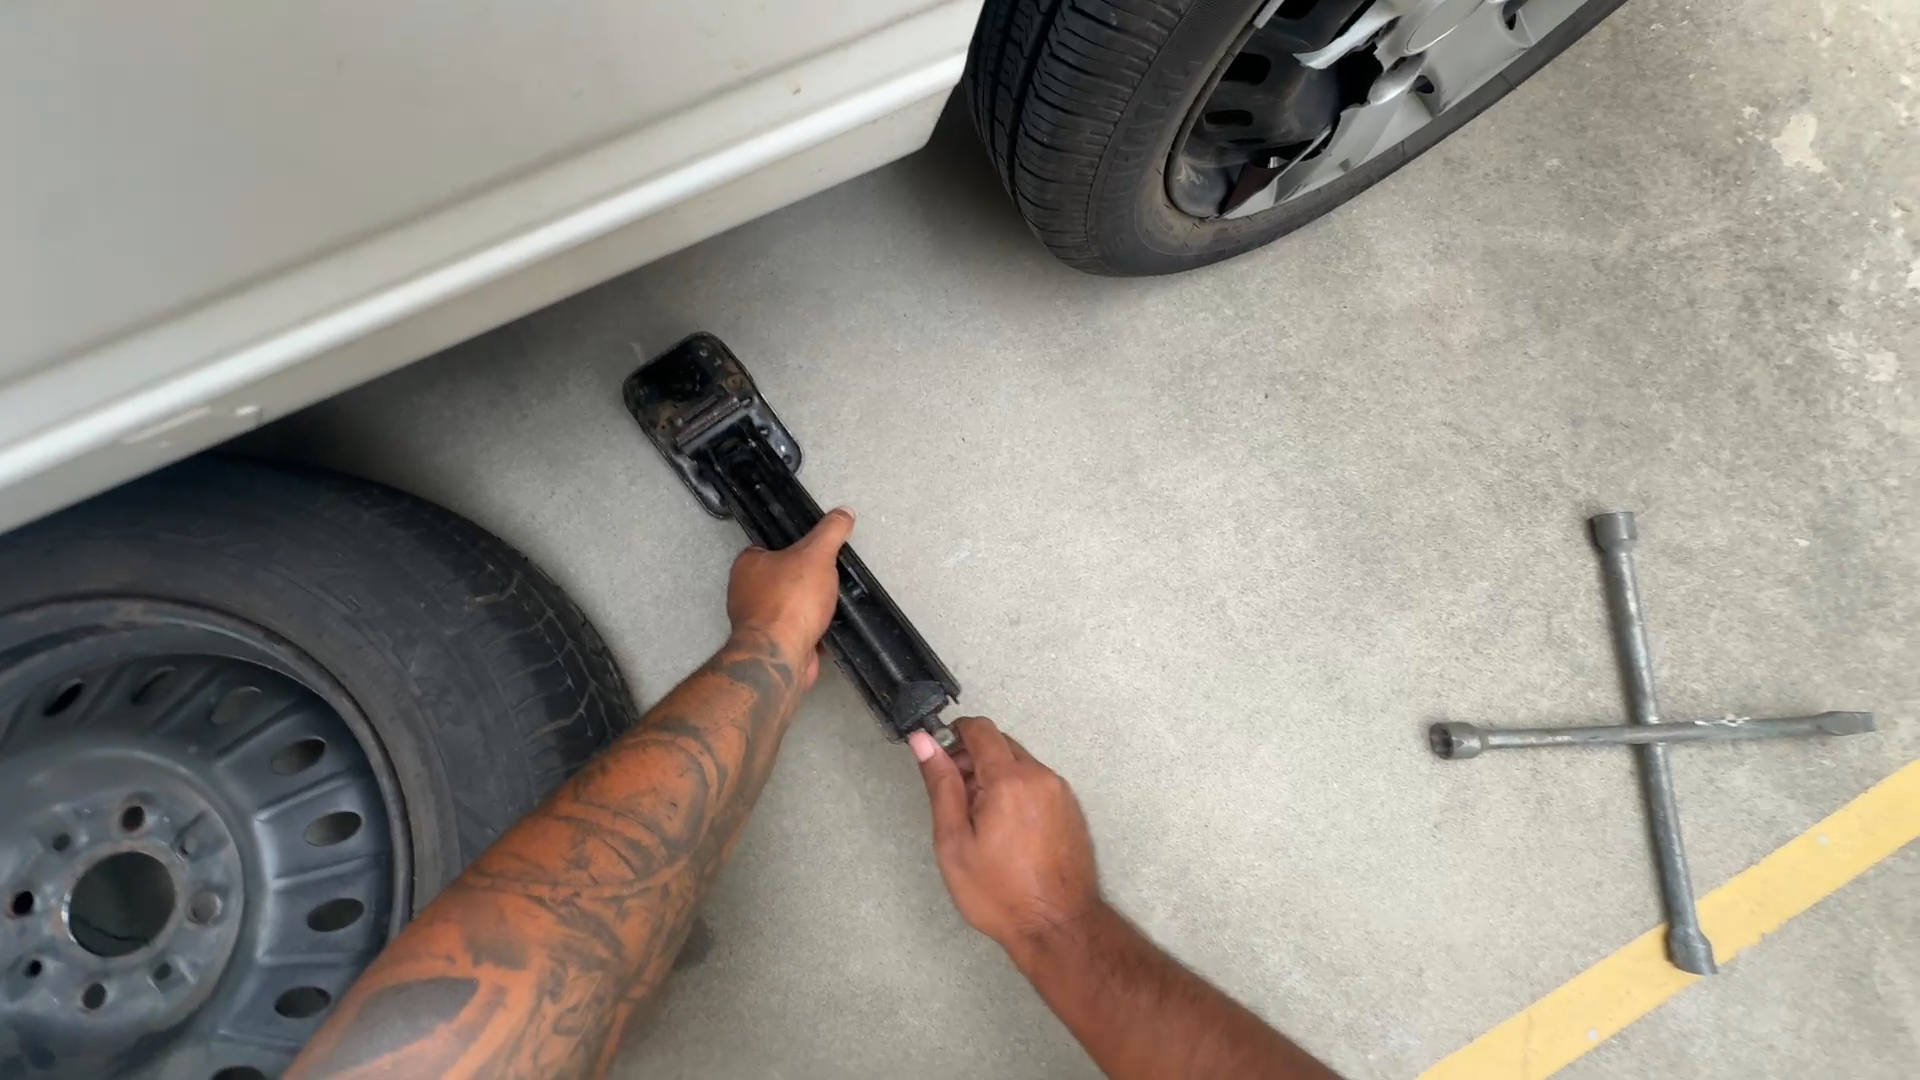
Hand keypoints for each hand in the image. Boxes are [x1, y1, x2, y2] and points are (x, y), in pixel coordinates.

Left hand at [726, 508, 853, 686]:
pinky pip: (798, 629)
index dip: (795, 547)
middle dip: (808, 580)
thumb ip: (830, 531)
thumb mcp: (817, 554)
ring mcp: (758, 621)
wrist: (782, 655)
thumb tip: (844, 512)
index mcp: (747, 564)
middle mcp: (746, 591)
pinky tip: (831, 625)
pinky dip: (814, 628)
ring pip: (791, 604)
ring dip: (812, 605)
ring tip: (835, 601)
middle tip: (831, 576)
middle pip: (783, 576)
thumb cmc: (791, 600)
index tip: (817, 550)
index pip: (770, 546)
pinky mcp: (773, 644)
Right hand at [910, 717, 1099, 958]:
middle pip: (999, 743)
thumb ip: (940, 784)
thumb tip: (923, 742)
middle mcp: (1039, 775)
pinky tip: (1005, 828)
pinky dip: (1016, 790)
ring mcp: (1059, 790)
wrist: (1058, 928)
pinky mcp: (1070, 806)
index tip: (941, 759)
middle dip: (973, 759)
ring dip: (994, 775)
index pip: (980, 729)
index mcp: (1009, 779)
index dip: (954, 735)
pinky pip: (1036, 781)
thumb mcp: (954, 841)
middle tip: (956, 798)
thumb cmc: (1000, 893)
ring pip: (1018, 762)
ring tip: (980, 819)